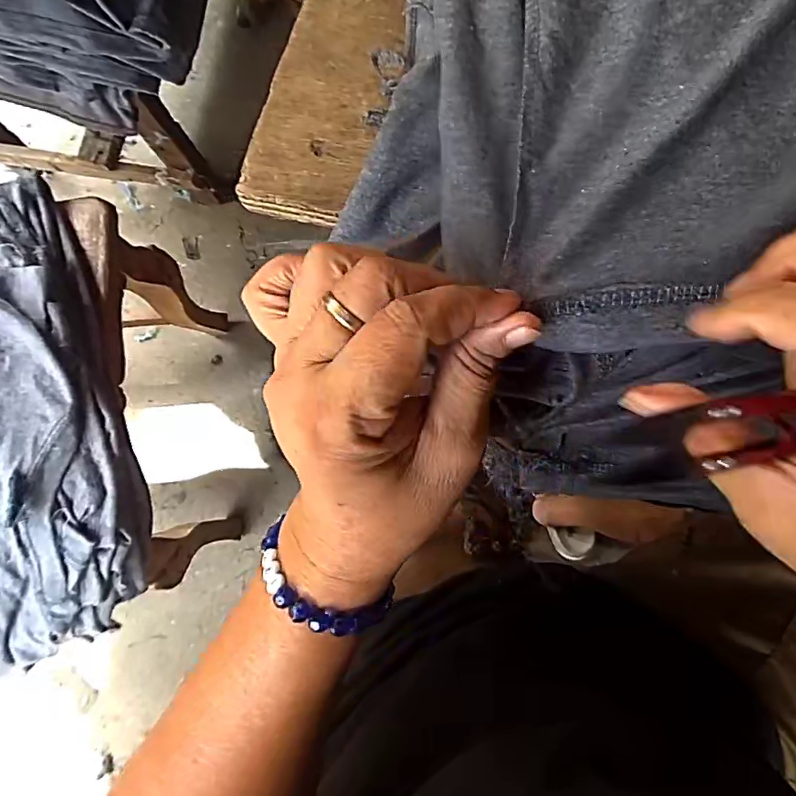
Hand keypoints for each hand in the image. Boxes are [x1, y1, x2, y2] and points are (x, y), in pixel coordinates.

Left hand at [244, 244, 540, 607]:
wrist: (340, 529)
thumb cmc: (399, 508)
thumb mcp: (453, 454)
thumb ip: (475, 375)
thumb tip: (516, 319)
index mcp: (338, 412)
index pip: (402, 323)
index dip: (463, 305)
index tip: (506, 309)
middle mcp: (299, 373)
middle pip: (364, 281)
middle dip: (431, 285)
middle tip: (468, 316)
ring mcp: (282, 356)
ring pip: (327, 266)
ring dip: (385, 274)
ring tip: (421, 308)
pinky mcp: (279, 348)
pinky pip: (280, 283)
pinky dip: (325, 276)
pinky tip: (360, 300)